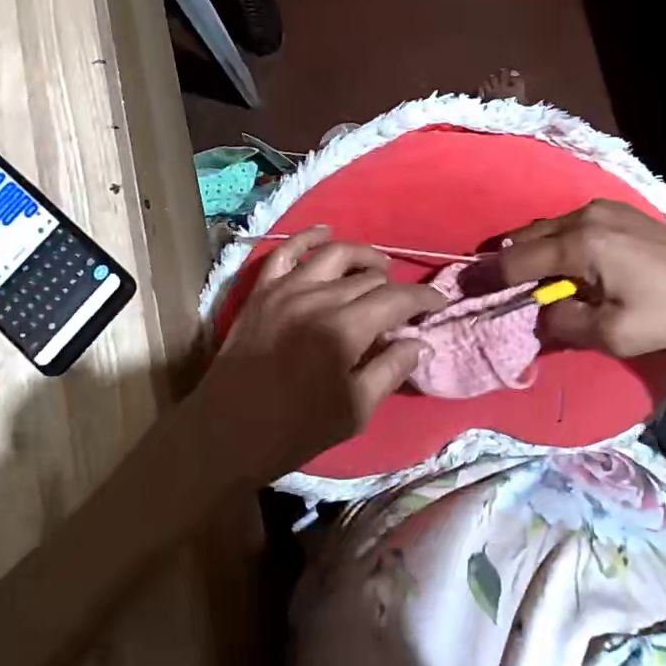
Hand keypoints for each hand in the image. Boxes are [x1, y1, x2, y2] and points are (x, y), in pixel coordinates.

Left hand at [192, 227, 447, 484]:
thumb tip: (418, 342)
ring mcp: (285, 290)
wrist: (226, 433)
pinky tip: (325, 232)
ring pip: (334, 254)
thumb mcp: (355, 411)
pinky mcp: (260, 292)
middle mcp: (317, 298)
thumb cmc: (296, 430)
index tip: (438, 304)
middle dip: (395, 288)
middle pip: (369, 278)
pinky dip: (308, 237)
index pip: (397, 299)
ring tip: (378, 267)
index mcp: (344, 330)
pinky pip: (285, 251)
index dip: (424, 299)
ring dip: (362, 256)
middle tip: (405, 306)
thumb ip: (391, 370)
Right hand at [493, 200, 665, 355]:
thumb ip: (561, 323)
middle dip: (505, 263)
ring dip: (530, 252)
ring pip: (546, 228)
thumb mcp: (611, 334)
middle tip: (492, 288)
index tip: (466, 290)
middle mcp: (584, 215)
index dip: (488, 278)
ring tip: (524, 280)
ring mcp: (604, 208)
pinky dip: (554, 243)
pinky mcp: (620, 211)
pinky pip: (568, 224)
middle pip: (526, 237)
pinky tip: (560, 264)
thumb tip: (534, 313)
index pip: (517, 260)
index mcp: (580, 244)